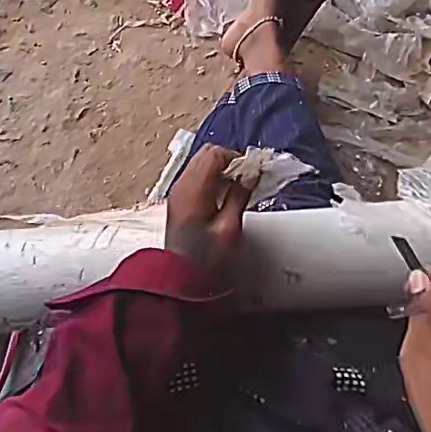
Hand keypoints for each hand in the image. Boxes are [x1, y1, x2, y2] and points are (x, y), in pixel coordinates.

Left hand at [164, 146, 254, 281]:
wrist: (179, 278)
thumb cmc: (204, 260)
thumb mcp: (229, 228)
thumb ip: (239, 196)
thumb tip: (250, 176)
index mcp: (194, 189)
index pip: (215, 154)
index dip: (237, 158)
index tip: (252, 171)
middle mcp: (182, 186)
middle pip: (206, 154)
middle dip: (229, 161)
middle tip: (246, 178)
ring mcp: (177, 192)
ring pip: (200, 163)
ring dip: (220, 169)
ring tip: (236, 188)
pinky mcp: (178, 201)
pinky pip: (195, 177)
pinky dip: (210, 178)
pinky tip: (222, 196)